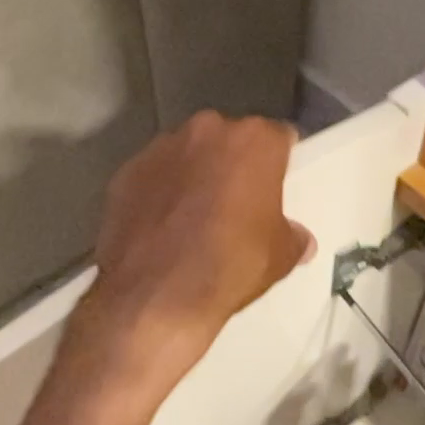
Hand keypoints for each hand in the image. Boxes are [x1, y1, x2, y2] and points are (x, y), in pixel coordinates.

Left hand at [73, 111, 312, 387]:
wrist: (156, 294)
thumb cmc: (229, 267)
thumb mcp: (279, 257)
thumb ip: (292, 237)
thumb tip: (299, 240)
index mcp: (254, 141)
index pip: (277, 140)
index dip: (277, 164)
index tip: (274, 187)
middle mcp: (206, 131)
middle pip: (227, 142)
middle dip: (232, 166)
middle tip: (234, 205)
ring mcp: (160, 149)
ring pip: (186, 155)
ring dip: (192, 176)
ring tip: (191, 218)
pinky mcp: (125, 173)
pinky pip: (152, 178)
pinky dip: (157, 194)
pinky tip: (160, 228)